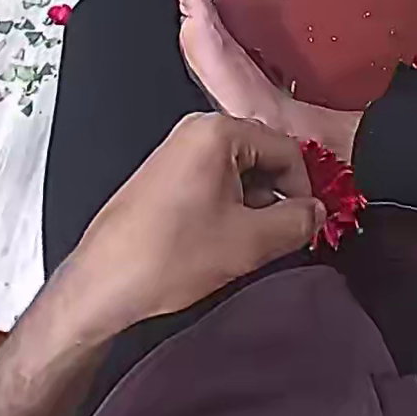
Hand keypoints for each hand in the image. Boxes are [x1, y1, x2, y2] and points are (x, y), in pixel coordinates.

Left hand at [55, 113, 325, 332]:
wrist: (98, 287)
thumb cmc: (166, 257)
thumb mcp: (248, 242)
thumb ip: (297, 222)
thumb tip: (317, 212)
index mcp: (218, 131)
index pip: (286, 149)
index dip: (303, 187)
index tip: (306, 220)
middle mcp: (197, 129)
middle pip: (264, 155)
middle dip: (275, 196)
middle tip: (275, 235)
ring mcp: (179, 148)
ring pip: (241, 168)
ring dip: (253, 202)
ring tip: (242, 241)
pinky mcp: (167, 170)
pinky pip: (216, 176)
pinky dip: (229, 203)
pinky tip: (219, 237)